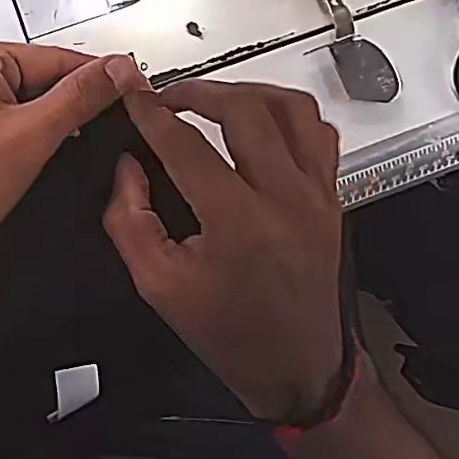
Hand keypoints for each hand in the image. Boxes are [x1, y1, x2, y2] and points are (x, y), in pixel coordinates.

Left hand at [0, 41, 146, 342]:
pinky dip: (31, 138)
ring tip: (64, 147)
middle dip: (73, 104)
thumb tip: (115, 69)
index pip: (57, 55)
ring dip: (52, 124)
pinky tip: (36, 159)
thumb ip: (80, 97)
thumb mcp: (30, 136)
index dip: (100, 77)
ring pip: (28, 103)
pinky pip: (10, 124)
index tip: (133, 88)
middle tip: (109, 122)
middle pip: (42, 77)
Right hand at [104, 80, 351, 420]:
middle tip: (168, 98)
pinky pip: (318, 132)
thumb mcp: (157, 284)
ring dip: (246, 92)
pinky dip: (287, 113)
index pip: (186, 145)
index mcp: (239, 223)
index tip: (133, 96)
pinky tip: (262, 120)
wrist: (296, 367)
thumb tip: (127, 168)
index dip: (150, 114)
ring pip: (291, 108)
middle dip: (197, 91)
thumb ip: (129, 219)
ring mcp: (316, 196)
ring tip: (214, 98)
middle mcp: (286, 200)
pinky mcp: (330, 198)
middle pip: (244, 110)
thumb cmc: (232, 333)